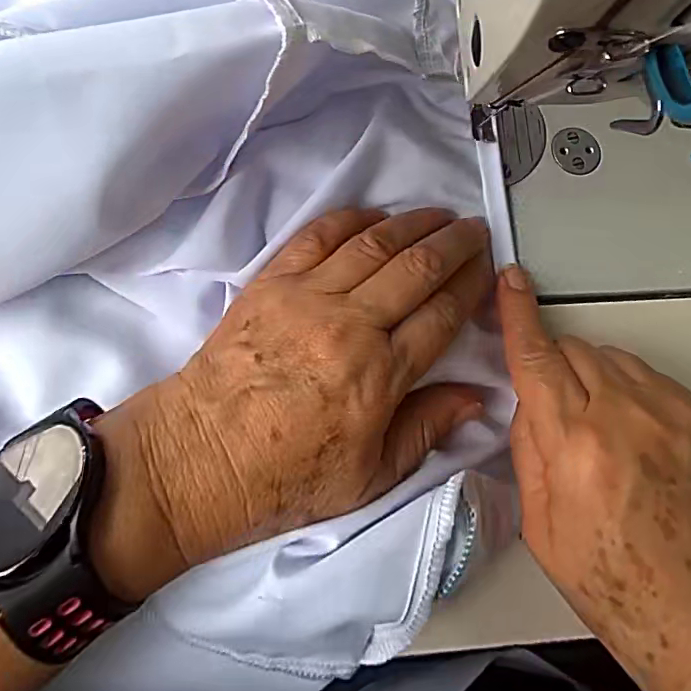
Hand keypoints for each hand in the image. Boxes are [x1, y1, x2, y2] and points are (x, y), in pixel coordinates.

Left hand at [91, 207, 493, 601]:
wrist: (203, 453)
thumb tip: (475, 394)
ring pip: (371, 245)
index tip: (487, 267)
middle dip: (452, 244)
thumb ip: (425, 428)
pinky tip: (371, 214)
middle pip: (415, 269)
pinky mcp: (270, 283)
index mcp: (380, 375)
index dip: (470, 286)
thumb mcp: (369, 476)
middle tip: (473, 229)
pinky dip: (347, 220)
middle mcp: (349, 325)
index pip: (441, 315)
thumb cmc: (286, 475)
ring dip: (409, 224)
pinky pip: (315, 238)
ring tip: (435, 214)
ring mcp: (306, 298)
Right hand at [496, 266, 690, 690]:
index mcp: (575, 446)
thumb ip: (529, 450)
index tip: (511, 282)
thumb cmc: (628, 592)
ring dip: (594, 378)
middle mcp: (627, 419)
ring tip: (602, 433)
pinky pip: (653, 382)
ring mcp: (676, 417)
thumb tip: (528, 404)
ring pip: (613, 359)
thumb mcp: (542, 528)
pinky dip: (635, 397)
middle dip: (554, 366)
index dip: (517, 312)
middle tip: (557, 409)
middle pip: (573, 350)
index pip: (535, 356)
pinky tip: (640, 444)